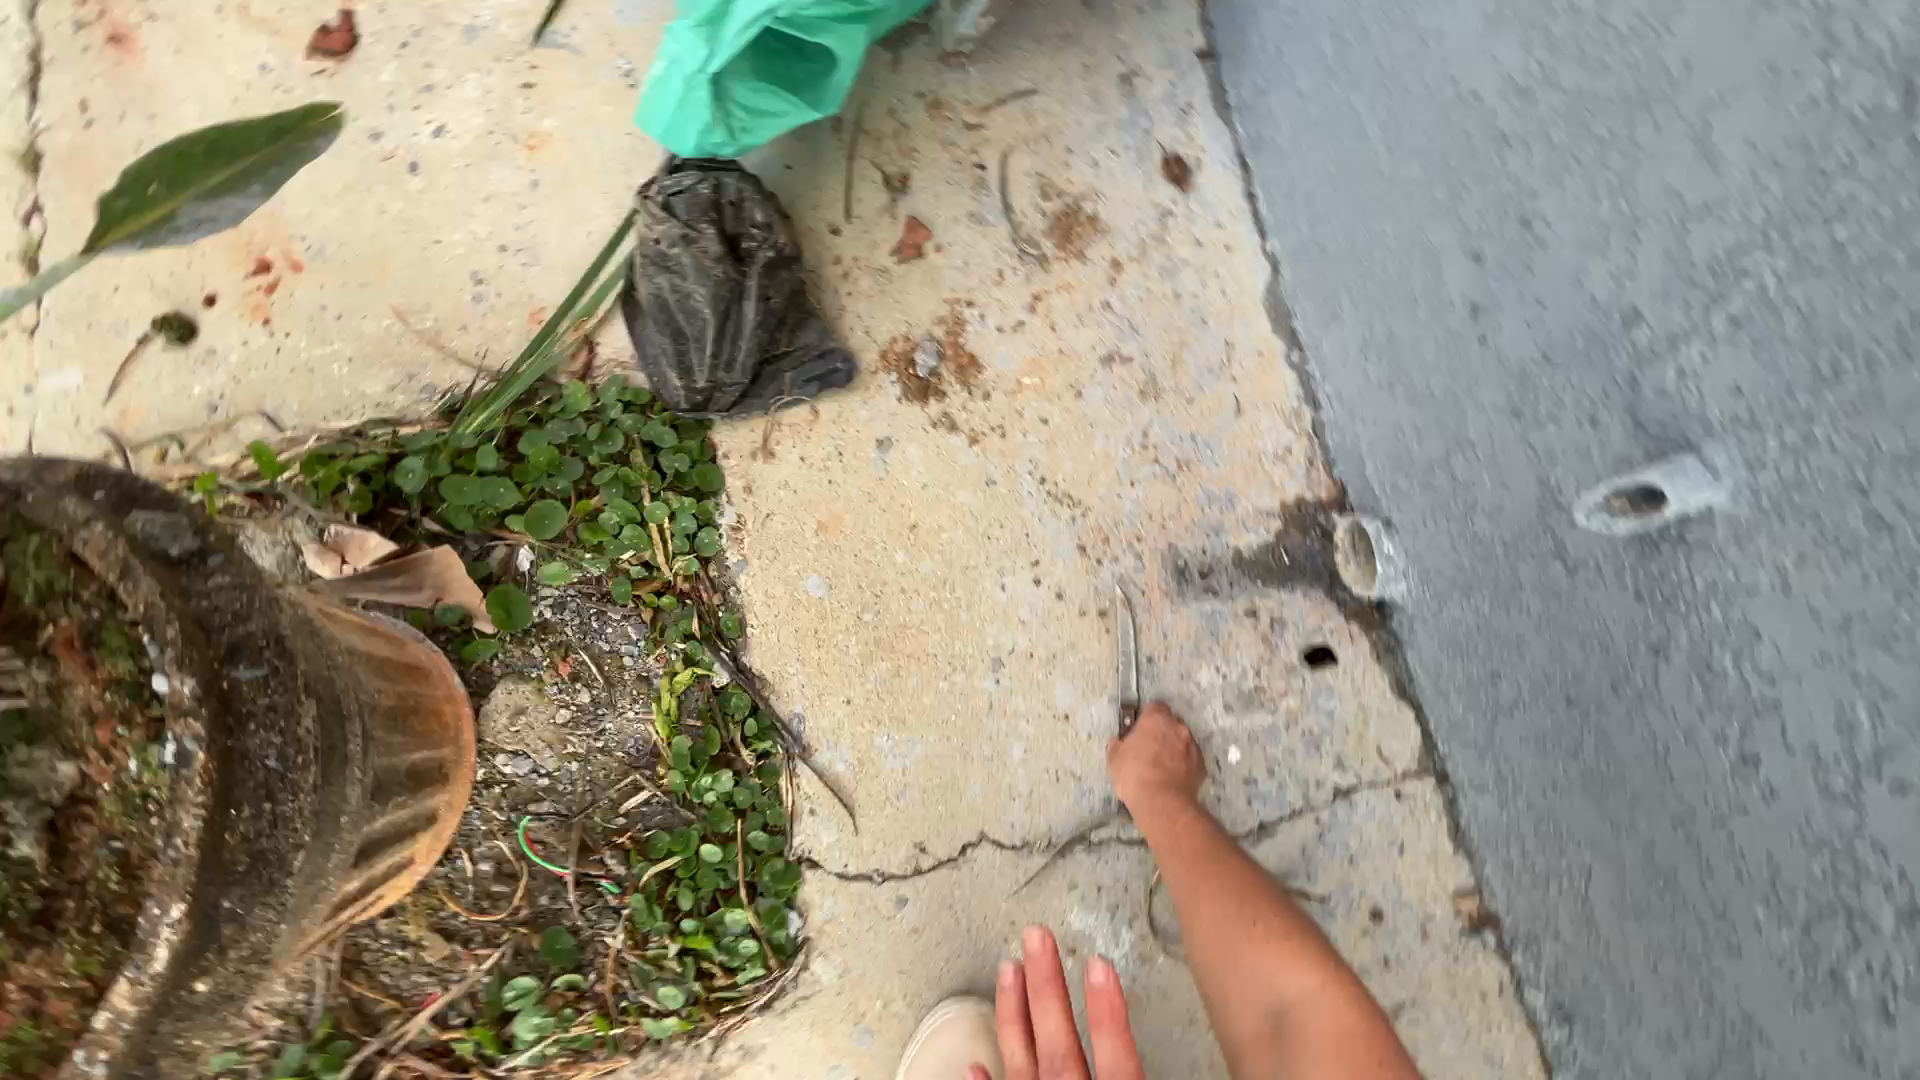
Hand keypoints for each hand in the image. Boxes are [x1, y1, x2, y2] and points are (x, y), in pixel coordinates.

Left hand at [969, 925, 1144, 1079]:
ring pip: (1023, 1068)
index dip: (1108, 1015)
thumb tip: (1190, 1072)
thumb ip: (1140, 1071)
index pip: (1119, 1066)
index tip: (1100, 964)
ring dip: (1013, 1018)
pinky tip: (973, 1063)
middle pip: (1060, 1053)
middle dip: (1046, 991)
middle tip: (1036, 938)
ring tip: (1007, 968)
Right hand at [1107, 702, 1205, 815]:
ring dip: (1174, 747)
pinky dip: (1183, 764)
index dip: (1147, 716)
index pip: (1155, 706)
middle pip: (1171, 722)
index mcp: (1156, 719)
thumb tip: (1117, 742)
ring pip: (1183, 740)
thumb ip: (1117, 745)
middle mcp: (1177, 727)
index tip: (1140, 728)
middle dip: (1162, 731)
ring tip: (1162, 766)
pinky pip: (1191, 759)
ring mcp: (1192, 746)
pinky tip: (1173, 777)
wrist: (1162, 802)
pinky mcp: (1201, 765)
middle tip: (1150, 748)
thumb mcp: (1115, 758)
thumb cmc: (1134, 774)